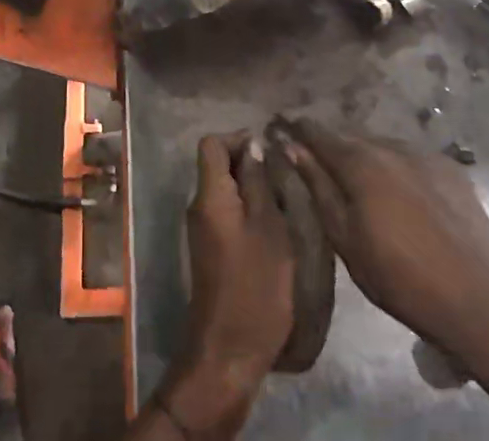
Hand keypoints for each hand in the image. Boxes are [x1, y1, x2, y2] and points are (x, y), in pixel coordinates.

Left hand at [161, 132, 294, 437]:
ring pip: (226, 189)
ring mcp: (204, 229)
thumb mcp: (269, 228)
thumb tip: (254, 148)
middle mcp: (200, 206)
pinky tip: (277, 225)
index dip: (239, 139)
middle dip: (250, 163)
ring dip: (253, 187)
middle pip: (218, 165)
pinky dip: (250, 209)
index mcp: (210, 196)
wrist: (230, 349)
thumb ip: (260, 184)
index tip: (270, 152)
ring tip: (288, 199)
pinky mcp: (213, 249)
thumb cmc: (256, 286)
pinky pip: (229, 212)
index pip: (212, 144)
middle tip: (286, 176)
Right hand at [281, 119, 488, 440]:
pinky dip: (394, 165)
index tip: (280, 125)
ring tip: (355, 176)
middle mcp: (391, 147)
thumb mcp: (345, 238)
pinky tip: (396, 189)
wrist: (479, 299)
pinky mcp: (451, 169)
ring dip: (363, 154)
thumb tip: (291, 147)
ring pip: (381, 145)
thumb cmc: (400, 277)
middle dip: (329, 143)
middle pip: (350, 136)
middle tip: (314, 158)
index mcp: (360, 162)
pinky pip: (410, 157)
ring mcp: (425, 155)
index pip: (318, 132)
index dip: (297, 128)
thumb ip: (317, 187)